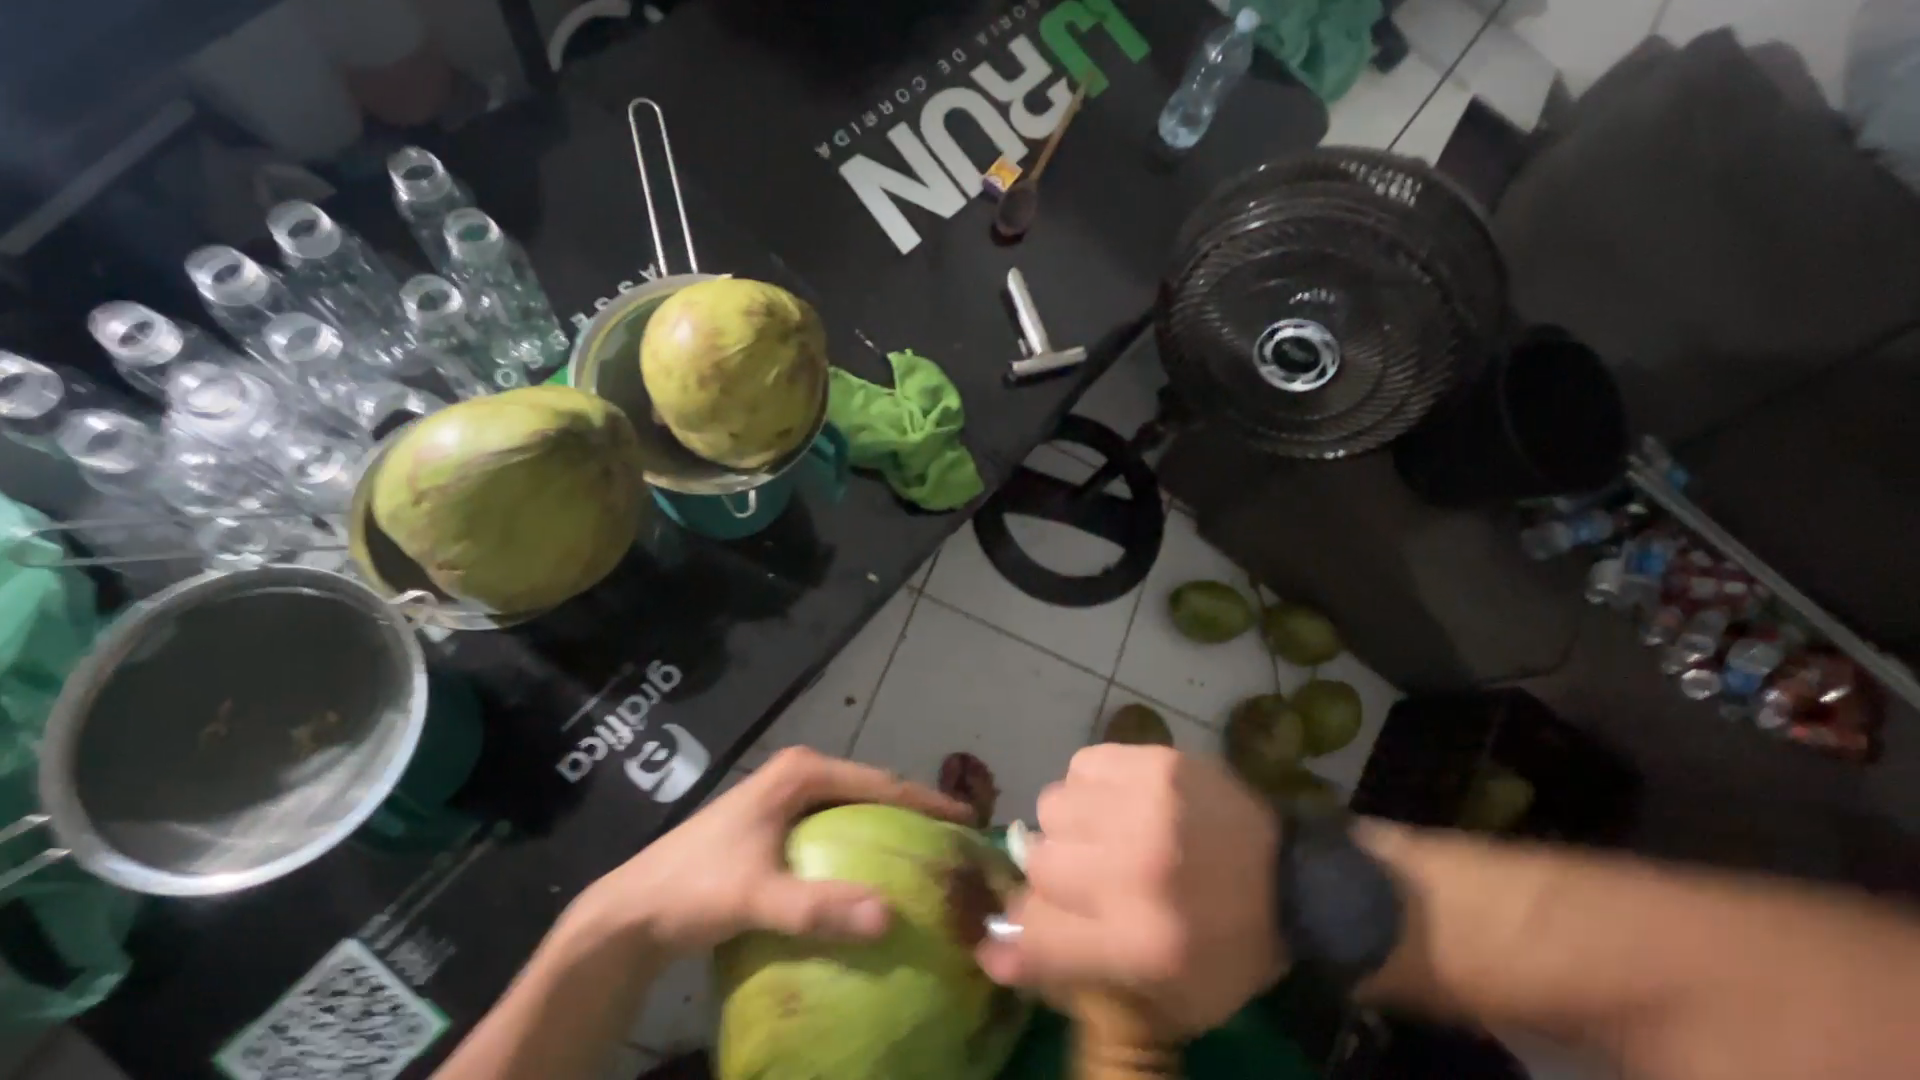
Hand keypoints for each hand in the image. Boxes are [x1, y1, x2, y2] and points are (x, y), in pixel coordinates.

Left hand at [573, 747, 969, 957]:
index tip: (970, 823)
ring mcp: (787, 799)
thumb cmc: (693, 889)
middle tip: (958, 848)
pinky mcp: (777, 825)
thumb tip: (889, 918)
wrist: (632, 911)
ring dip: (892, 831)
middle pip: (874, 791)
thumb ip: (818, 907)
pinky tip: (879, 877)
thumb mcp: (757, 897)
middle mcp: (799, 775)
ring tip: (931, 861)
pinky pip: (837, 829)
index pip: (881, 781)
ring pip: (856, 810)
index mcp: (801, 773)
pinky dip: (864, 847)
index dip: (928, 801)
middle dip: (917, 814)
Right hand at [977, 746, 1285, 1034]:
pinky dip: (1091, 786)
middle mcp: (1132, 869)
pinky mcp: (1156, 762)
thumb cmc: (1225, 950)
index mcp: (1137, 942)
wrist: (1298, 882)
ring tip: (1108, 836)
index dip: (1018, 934)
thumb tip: (992, 952)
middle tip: (1091, 880)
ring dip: (1073, 828)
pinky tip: (1120, 803)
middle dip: (1057, 878)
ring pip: (1053, 807)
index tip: (1024, 929)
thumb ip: (1075, 975)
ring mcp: (1144, 807)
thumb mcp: (1161, 999)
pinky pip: (1083, 765)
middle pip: (1040, 864)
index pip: (1033, 931)